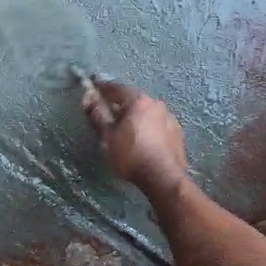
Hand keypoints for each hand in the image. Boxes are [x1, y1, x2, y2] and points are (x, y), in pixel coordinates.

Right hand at [81, 80, 189, 199]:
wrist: (163, 177)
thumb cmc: (131, 154)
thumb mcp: (107, 135)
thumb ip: (97, 113)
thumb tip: (89, 95)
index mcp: (138, 101)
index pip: (116, 88)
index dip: (101, 89)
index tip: (92, 90)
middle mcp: (156, 104)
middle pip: (133, 100)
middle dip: (119, 105)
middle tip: (107, 116)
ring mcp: (170, 118)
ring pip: (146, 113)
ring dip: (134, 118)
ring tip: (125, 131)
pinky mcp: (177, 133)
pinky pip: (156, 125)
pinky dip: (147, 128)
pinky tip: (142, 141)